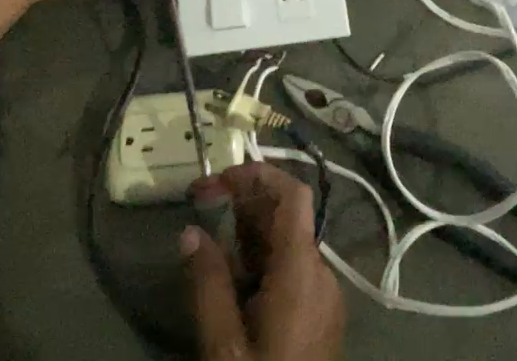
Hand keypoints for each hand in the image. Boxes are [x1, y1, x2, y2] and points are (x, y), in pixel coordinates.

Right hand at [182, 165, 344, 360]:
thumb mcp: (223, 346)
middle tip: (199, 214)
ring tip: (210, 253)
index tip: (214, 181)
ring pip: (287, 243)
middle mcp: (321, 273)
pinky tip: (233, 283)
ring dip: (248, 235)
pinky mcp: (320, 314)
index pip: (293, 195)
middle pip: (286, 217)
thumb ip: (207, 283)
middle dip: (242, 206)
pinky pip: (292, 270)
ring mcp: (324, 295)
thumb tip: (191, 231)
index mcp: (302, 272)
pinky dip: (261, 261)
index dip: (257, 174)